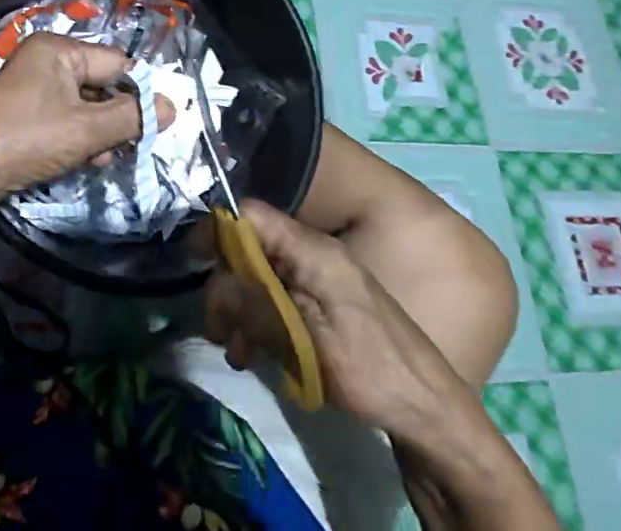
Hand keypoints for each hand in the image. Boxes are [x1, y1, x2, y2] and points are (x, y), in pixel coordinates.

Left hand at [0, 33, 166, 204]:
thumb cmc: (27, 141)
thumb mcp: (87, 131)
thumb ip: (133, 117)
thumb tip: (172, 108)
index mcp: (58, 48)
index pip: (117, 63)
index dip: (139, 93)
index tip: (155, 123)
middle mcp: (44, 58)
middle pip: (101, 82)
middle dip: (117, 116)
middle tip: (127, 145)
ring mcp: (31, 83)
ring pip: (85, 103)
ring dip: (99, 130)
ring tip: (103, 157)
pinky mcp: (23, 108)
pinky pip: (64, 115)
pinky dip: (78, 135)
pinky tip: (84, 158)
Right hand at [203, 201, 468, 438]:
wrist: (426, 406)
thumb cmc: (368, 368)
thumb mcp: (305, 341)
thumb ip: (257, 307)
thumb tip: (216, 285)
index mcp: (312, 251)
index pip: (252, 215)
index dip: (218, 230)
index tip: (194, 262)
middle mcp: (314, 254)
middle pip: (252, 249)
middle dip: (226, 286)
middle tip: (215, 329)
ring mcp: (321, 278)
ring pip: (263, 277)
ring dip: (241, 309)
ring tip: (235, 351)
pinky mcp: (325, 302)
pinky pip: (281, 298)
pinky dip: (261, 321)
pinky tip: (254, 353)